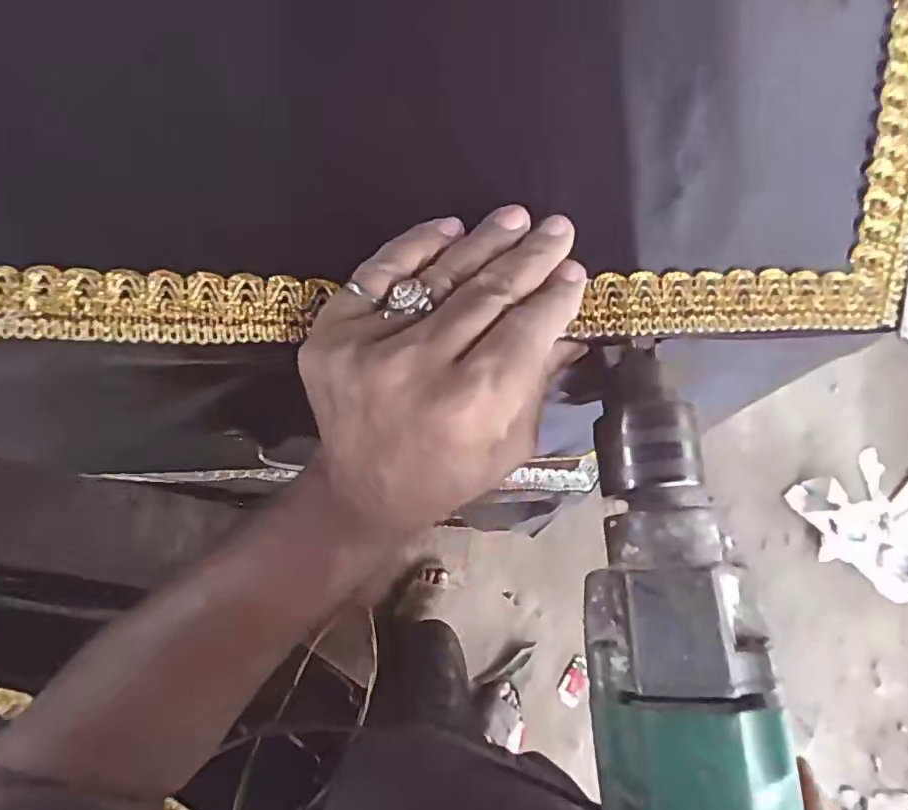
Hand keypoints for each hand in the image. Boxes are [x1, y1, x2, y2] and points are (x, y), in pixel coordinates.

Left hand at [298, 207, 587, 539]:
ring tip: (514, 220)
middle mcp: (420, 366)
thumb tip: (568, 326)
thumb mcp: (507, 445)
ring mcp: (370, 346)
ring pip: (439, 277)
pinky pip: (381, 272)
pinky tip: (451, 229)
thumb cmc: (446, 476)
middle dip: (529, 258)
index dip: (555, 295)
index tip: (573, 270)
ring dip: (483, 242)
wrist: (364, 491)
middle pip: (487, 294)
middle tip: (557, 229)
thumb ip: (537, 383)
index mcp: (471, 403)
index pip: (527, 327)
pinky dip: (417, 246)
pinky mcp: (333, 333)